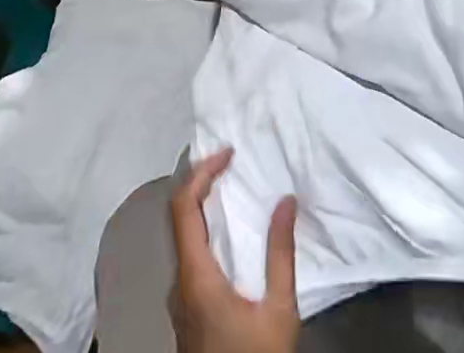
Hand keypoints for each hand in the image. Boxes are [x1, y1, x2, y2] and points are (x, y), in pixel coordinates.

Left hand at [169, 149, 300, 352]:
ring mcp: (179, 297)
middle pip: (178, 218)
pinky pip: (190, 254)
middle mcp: (179, 282)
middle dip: (201, 181)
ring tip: (232, 183)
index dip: (201, 173)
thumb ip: (280, 253)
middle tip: (230, 159)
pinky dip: (205, 226)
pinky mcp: (187, 308)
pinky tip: (229, 226)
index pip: (183, 210)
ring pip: (182, 236)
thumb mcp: (279, 310)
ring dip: (203, 203)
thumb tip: (285, 200)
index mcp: (196, 278)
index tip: (228, 153)